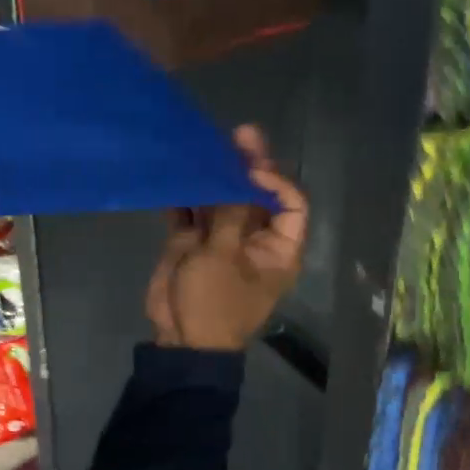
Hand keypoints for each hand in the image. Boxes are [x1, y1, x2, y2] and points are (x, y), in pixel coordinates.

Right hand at [144, 125, 308, 351]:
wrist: (181, 336)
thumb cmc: (215, 301)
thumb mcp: (224, 258)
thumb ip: (228, 215)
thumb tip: (235, 177)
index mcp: (278, 246)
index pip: (291, 204)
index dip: (276, 181)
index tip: (251, 168)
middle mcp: (253, 237)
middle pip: (255, 195)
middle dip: (247, 166)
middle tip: (239, 133)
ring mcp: (219, 238)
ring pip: (221, 199)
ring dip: (213, 175)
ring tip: (204, 145)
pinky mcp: (190, 241)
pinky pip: (190, 210)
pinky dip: (185, 193)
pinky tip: (177, 171)